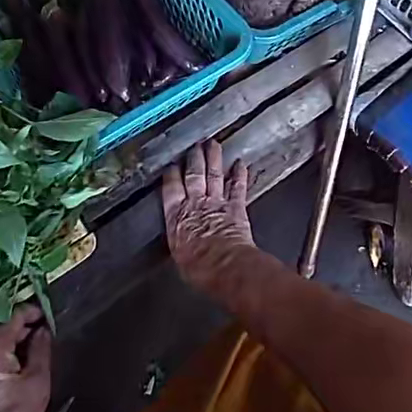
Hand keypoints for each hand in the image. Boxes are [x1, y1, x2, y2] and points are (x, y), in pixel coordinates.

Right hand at [161, 139, 257, 294]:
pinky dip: (239, 175)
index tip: (171, 165)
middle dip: (193, 159)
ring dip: (213, 159)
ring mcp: (217, 203)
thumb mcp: (179, 256)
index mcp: (176, 216)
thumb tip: (182, 244)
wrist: (226, 266)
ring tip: (213, 144)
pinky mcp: (236, 207)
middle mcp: (195, 204)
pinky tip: (240, 164)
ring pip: (213, 175)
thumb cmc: (199, 267)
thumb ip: (180, 241)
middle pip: (193, 176)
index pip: (171, 189)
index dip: (171, 175)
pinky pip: (237, 187)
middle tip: (194, 145)